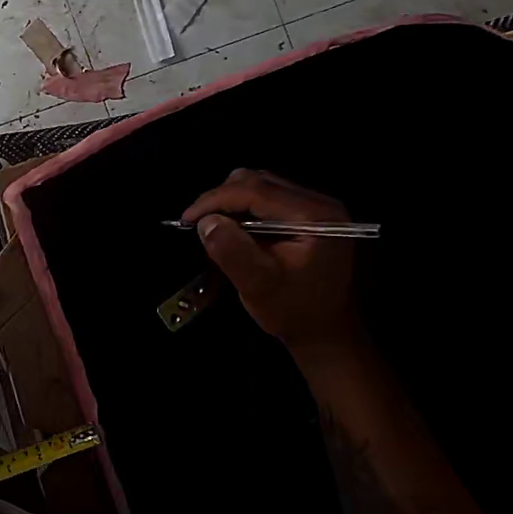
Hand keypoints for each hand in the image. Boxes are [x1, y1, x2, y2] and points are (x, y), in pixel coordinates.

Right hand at [182, 169, 363, 358]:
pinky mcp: (307, 216)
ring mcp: (314, 208)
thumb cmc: (294, 311)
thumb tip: (205, 221)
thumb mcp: (259, 286)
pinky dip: (244, 209)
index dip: (217, 199)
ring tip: (212, 226)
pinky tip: (232, 229)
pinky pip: (269, 200)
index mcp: (314, 215)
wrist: (325, 332)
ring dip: (231, 202)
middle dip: (222, 198)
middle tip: (197, 223)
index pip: (258, 191)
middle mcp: (318, 202)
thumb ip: (233, 251)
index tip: (187, 218)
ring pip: (262, 186)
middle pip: (260, 182)